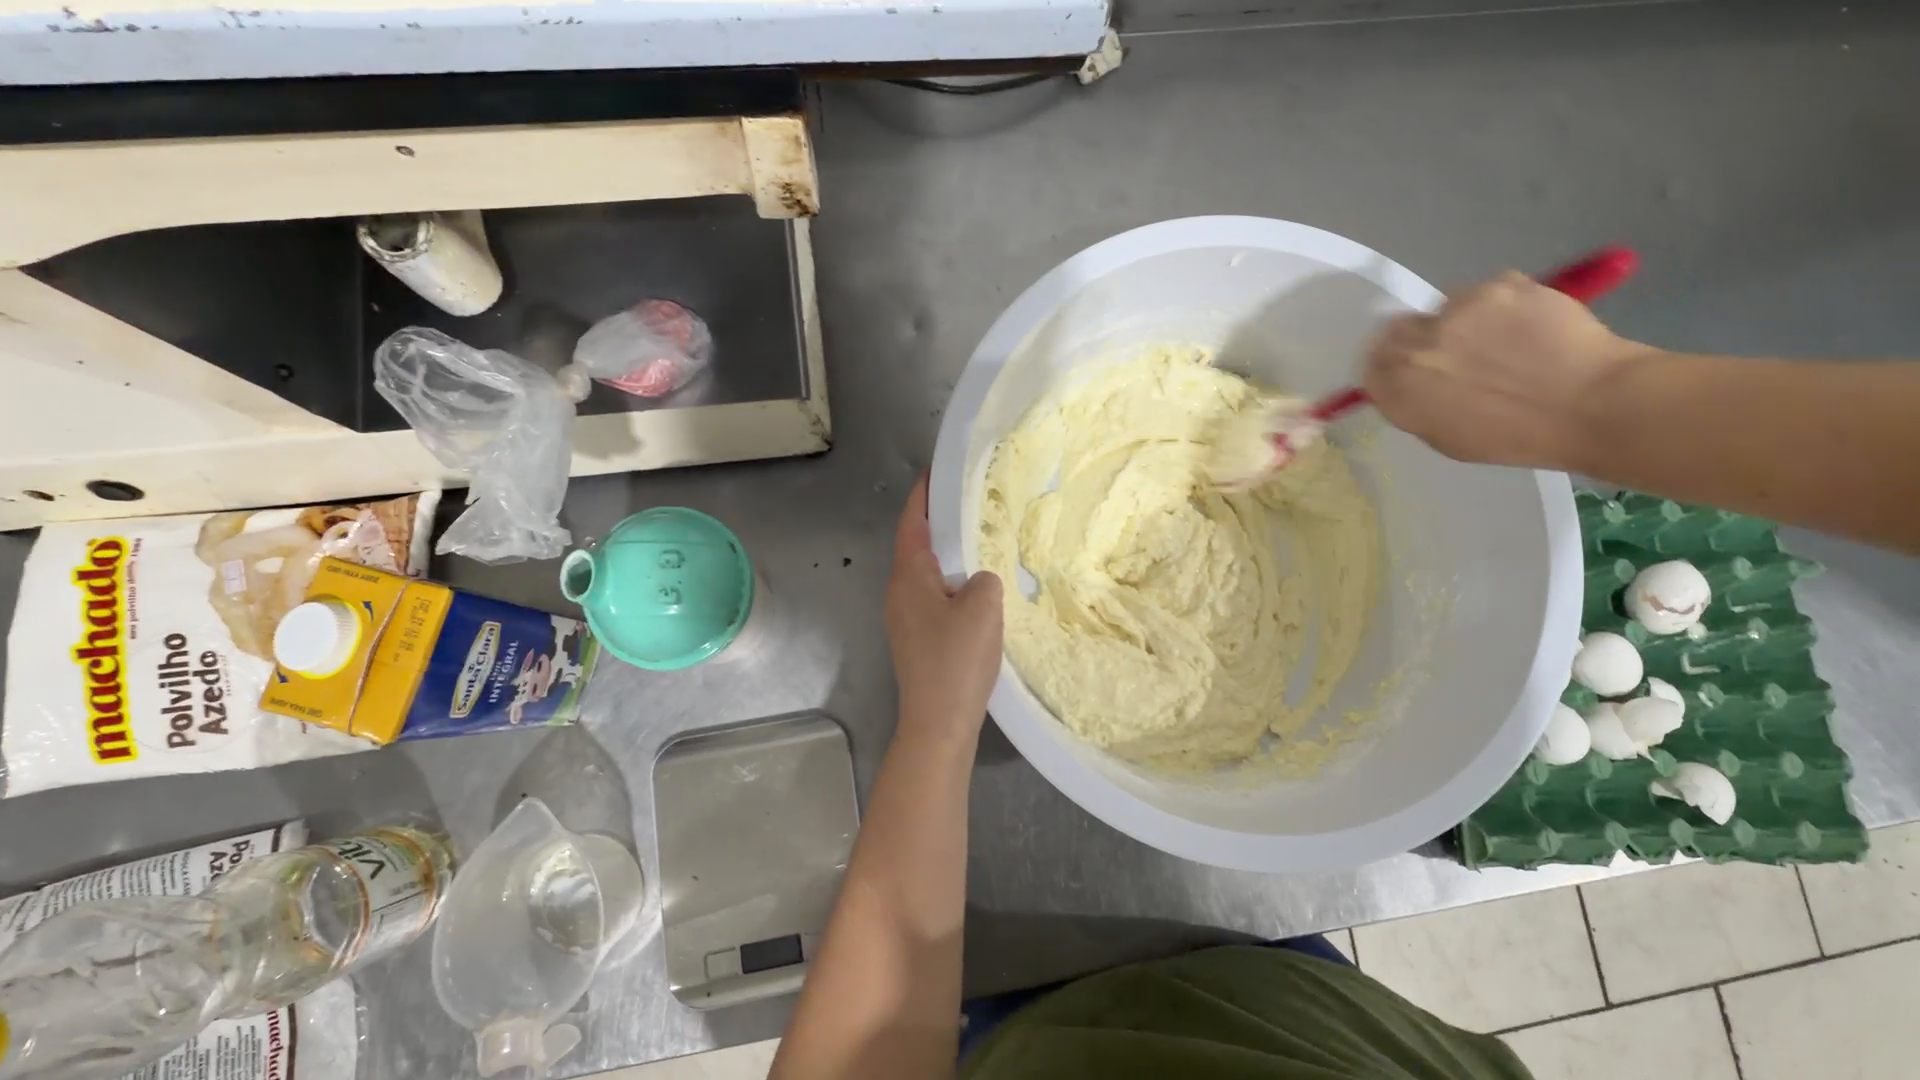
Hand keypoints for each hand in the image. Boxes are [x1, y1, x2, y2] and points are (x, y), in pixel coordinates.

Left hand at [884, 475, 1002, 739]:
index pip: (913, 523)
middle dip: (939, 523)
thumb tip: (977, 582)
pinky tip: (976, 591)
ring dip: (947, 556)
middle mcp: (899, 593)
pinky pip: (933, 598)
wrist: (938, 724)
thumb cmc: (956, 661)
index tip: (937, 471)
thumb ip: (984, 580)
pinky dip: (951, 584)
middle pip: (916, 546)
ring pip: (926, 574)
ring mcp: (905, 619)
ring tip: (978, 542)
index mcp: (909, 576)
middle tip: (969, 502)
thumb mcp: (983, 608)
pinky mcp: (916, 640)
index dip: (924, 495)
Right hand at [1363, 271, 1647, 469]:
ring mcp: (1455, 312)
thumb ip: (1417, 406)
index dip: (1391, 366)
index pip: (1371, 366)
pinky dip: (1504, 304)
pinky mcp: (1496, 286)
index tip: (1413, 371)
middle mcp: (1414, 348)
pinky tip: (1531, 326)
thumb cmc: (1517, 437)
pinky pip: (1489, 291)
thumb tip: (1413, 385)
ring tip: (1504, 340)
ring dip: (1463, 320)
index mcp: (1398, 391)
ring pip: (1445, 307)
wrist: (1590, 404)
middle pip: (1397, 330)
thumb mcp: (1448, 440)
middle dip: (1419, 338)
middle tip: (1456, 351)